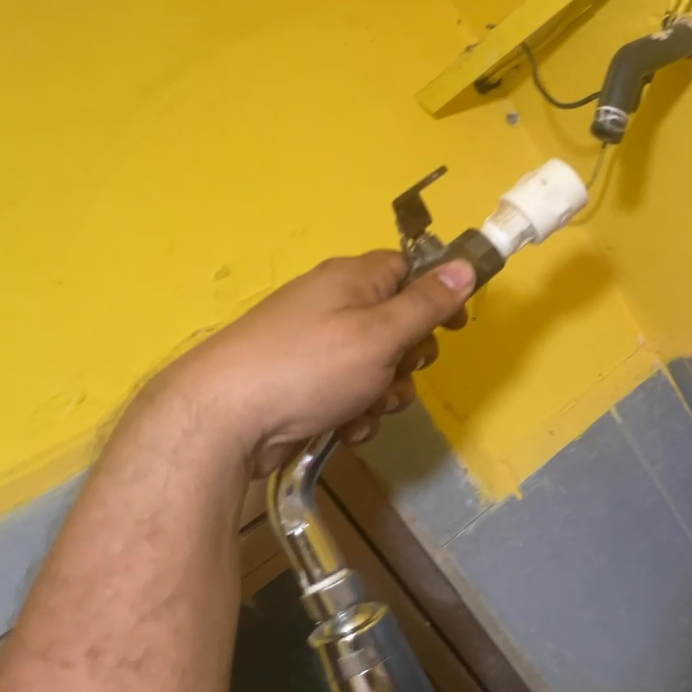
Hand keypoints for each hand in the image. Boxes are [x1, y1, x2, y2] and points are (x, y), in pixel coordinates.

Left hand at [152, 252, 473, 475]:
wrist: (224, 420)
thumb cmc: (310, 366)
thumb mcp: (382, 332)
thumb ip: (428, 303)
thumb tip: (467, 265)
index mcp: (353, 280)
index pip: (409, 270)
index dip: (437, 295)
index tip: (455, 326)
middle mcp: (335, 306)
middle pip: (400, 324)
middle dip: (410, 357)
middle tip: (400, 368)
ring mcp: (319, 347)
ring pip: (381, 367)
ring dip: (386, 393)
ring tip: (366, 407)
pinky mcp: (307, 384)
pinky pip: (353, 393)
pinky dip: (358, 411)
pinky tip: (345, 427)